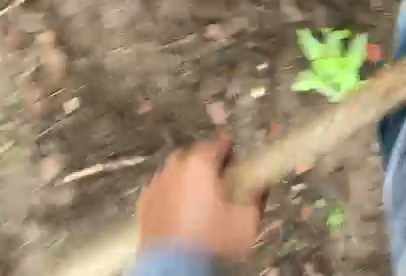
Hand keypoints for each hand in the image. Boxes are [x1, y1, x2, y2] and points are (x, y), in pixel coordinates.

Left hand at [137, 138, 262, 259]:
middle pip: (197, 155)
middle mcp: (176, 165)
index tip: (239, 168)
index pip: (221, 143)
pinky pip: (162, 190)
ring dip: (188, 180)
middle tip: (219, 187)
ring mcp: (157, 182)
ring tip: (198, 203)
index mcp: (202, 161)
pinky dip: (171, 195)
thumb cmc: (213, 241)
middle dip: (208, 166)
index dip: (233, 154)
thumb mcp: (246, 221)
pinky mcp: (143, 202)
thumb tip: (261, 184)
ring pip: (177, 171)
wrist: (173, 270)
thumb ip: (257, 195)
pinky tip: (179, 214)